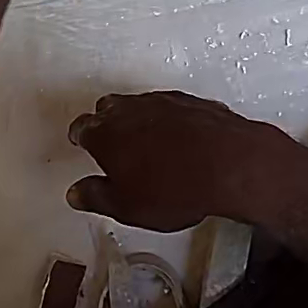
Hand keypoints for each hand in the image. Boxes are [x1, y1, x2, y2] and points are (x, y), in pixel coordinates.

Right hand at [64, 91, 307, 230]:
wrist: (232, 165)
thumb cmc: (175, 188)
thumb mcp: (128, 207)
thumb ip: (96, 197)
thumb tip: (75, 193)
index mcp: (105, 133)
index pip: (81, 127)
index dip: (79, 135)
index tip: (79, 141)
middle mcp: (127, 110)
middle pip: (106, 109)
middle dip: (105, 121)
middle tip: (111, 140)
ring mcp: (159, 102)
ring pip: (137, 104)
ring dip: (136, 118)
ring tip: (146, 139)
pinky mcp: (190, 101)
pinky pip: (169, 106)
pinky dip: (168, 118)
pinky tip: (179, 136)